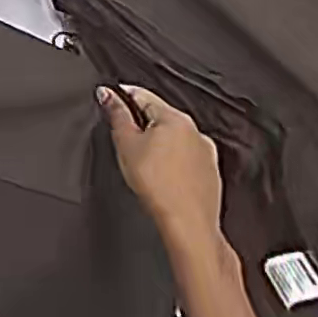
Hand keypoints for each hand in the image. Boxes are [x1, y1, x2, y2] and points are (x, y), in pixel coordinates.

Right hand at [100, 84, 222, 252]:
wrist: (187, 223)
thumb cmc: (158, 184)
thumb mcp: (125, 142)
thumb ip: (116, 113)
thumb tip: (108, 93)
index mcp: (176, 118)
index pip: (142, 94)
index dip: (121, 96)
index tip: (108, 100)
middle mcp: (196, 132)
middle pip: (158, 115)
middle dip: (138, 122)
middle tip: (121, 137)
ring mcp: (206, 153)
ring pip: (172, 137)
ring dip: (155, 141)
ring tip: (139, 159)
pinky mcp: (210, 173)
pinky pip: (184, 156)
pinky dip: (169, 158)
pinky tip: (158, 173)